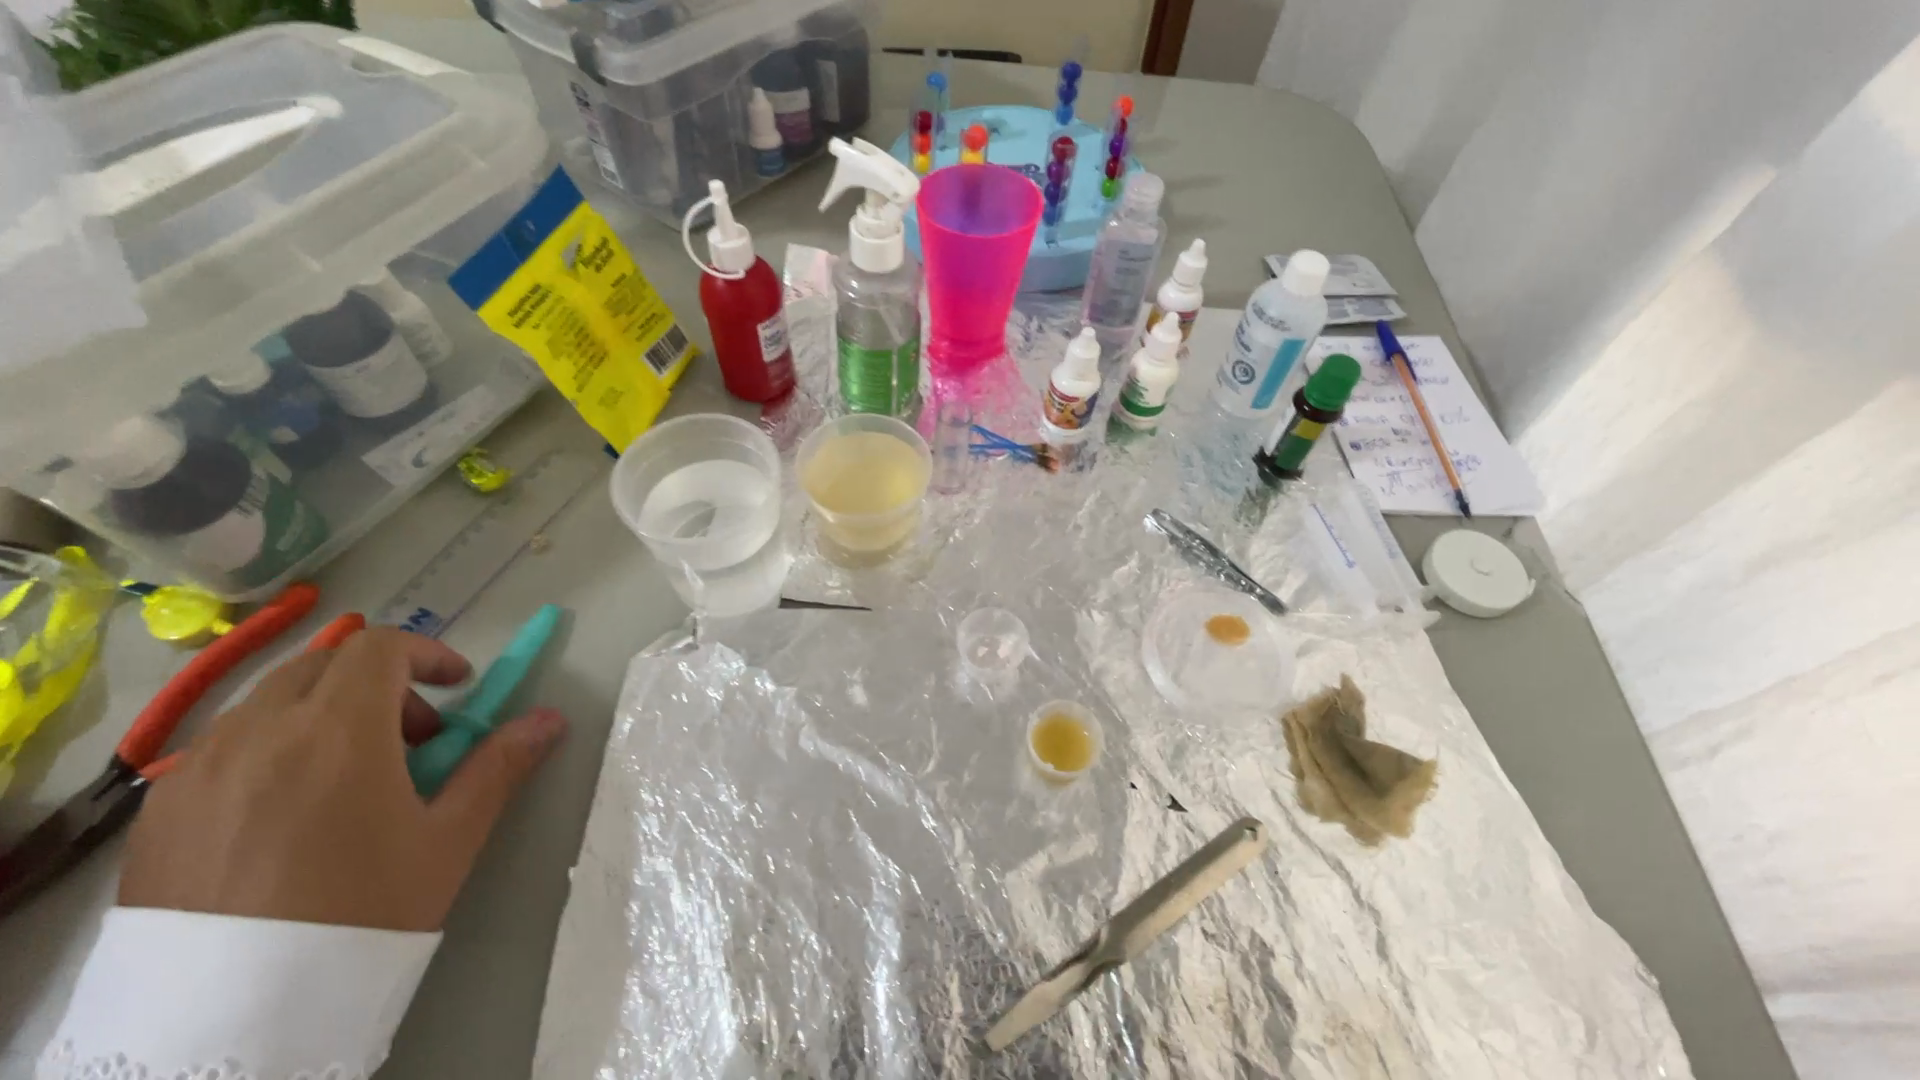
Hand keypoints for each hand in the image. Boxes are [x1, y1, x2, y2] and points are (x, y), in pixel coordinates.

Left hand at [119, 628, 567, 931]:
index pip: (381, 647)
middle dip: (380, 683)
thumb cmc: (363, 913)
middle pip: (325, 663)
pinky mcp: (160, 807)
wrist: (233, 1015)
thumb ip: (499, 767)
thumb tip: (550, 718)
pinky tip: (286, 813)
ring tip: (348, 779)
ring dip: (324, 712)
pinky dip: (271, 747)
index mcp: (337, 730)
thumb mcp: (449, 840)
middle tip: (412, 739)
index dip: (428, 653)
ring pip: (271, 701)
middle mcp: (259, 729)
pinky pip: (224, 744)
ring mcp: (198, 767)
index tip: (458, 688)